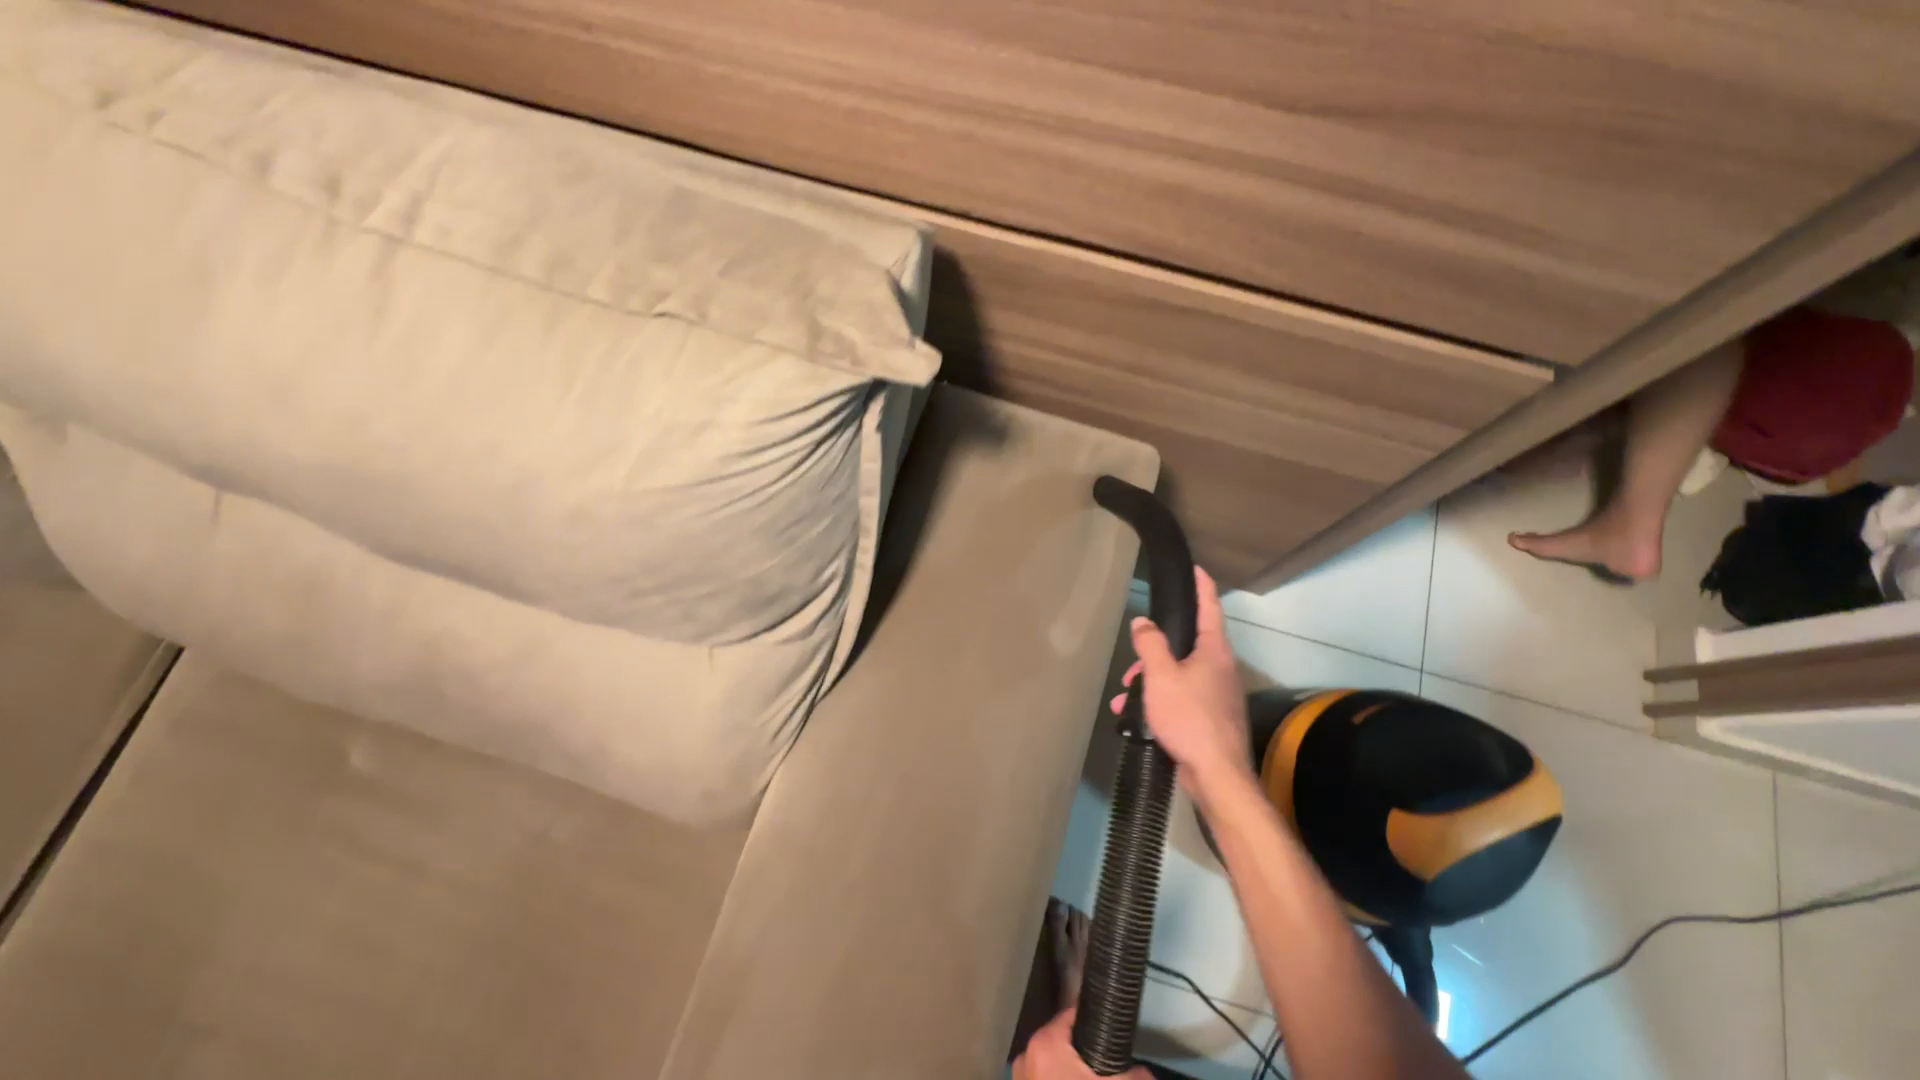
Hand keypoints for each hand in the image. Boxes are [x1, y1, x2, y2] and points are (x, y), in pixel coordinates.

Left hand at [1012, 1010, 1151, 1079]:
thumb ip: (1134, 1078)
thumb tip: (1147, 1073)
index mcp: (1046, 1043)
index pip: (1071, 1015)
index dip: (1093, 1019)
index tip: (1111, 1025)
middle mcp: (1027, 1053)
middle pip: (1061, 1040)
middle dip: (1083, 1049)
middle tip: (1107, 1060)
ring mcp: (1020, 1076)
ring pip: (1052, 1063)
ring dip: (1071, 1069)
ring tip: (1092, 1076)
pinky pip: (1044, 1078)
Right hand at [1110, 567, 1254, 806]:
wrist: (1216, 773)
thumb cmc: (1189, 717)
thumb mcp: (1161, 676)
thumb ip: (1151, 645)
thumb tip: (1144, 622)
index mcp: (1214, 651)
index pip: (1210, 607)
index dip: (1202, 586)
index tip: (1195, 568)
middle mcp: (1221, 668)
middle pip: (1188, 645)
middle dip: (1157, 649)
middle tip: (1135, 656)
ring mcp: (1217, 694)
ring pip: (1180, 674)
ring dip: (1151, 680)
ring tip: (1124, 695)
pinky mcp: (1210, 718)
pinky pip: (1180, 698)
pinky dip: (1158, 701)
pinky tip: (1134, 717)